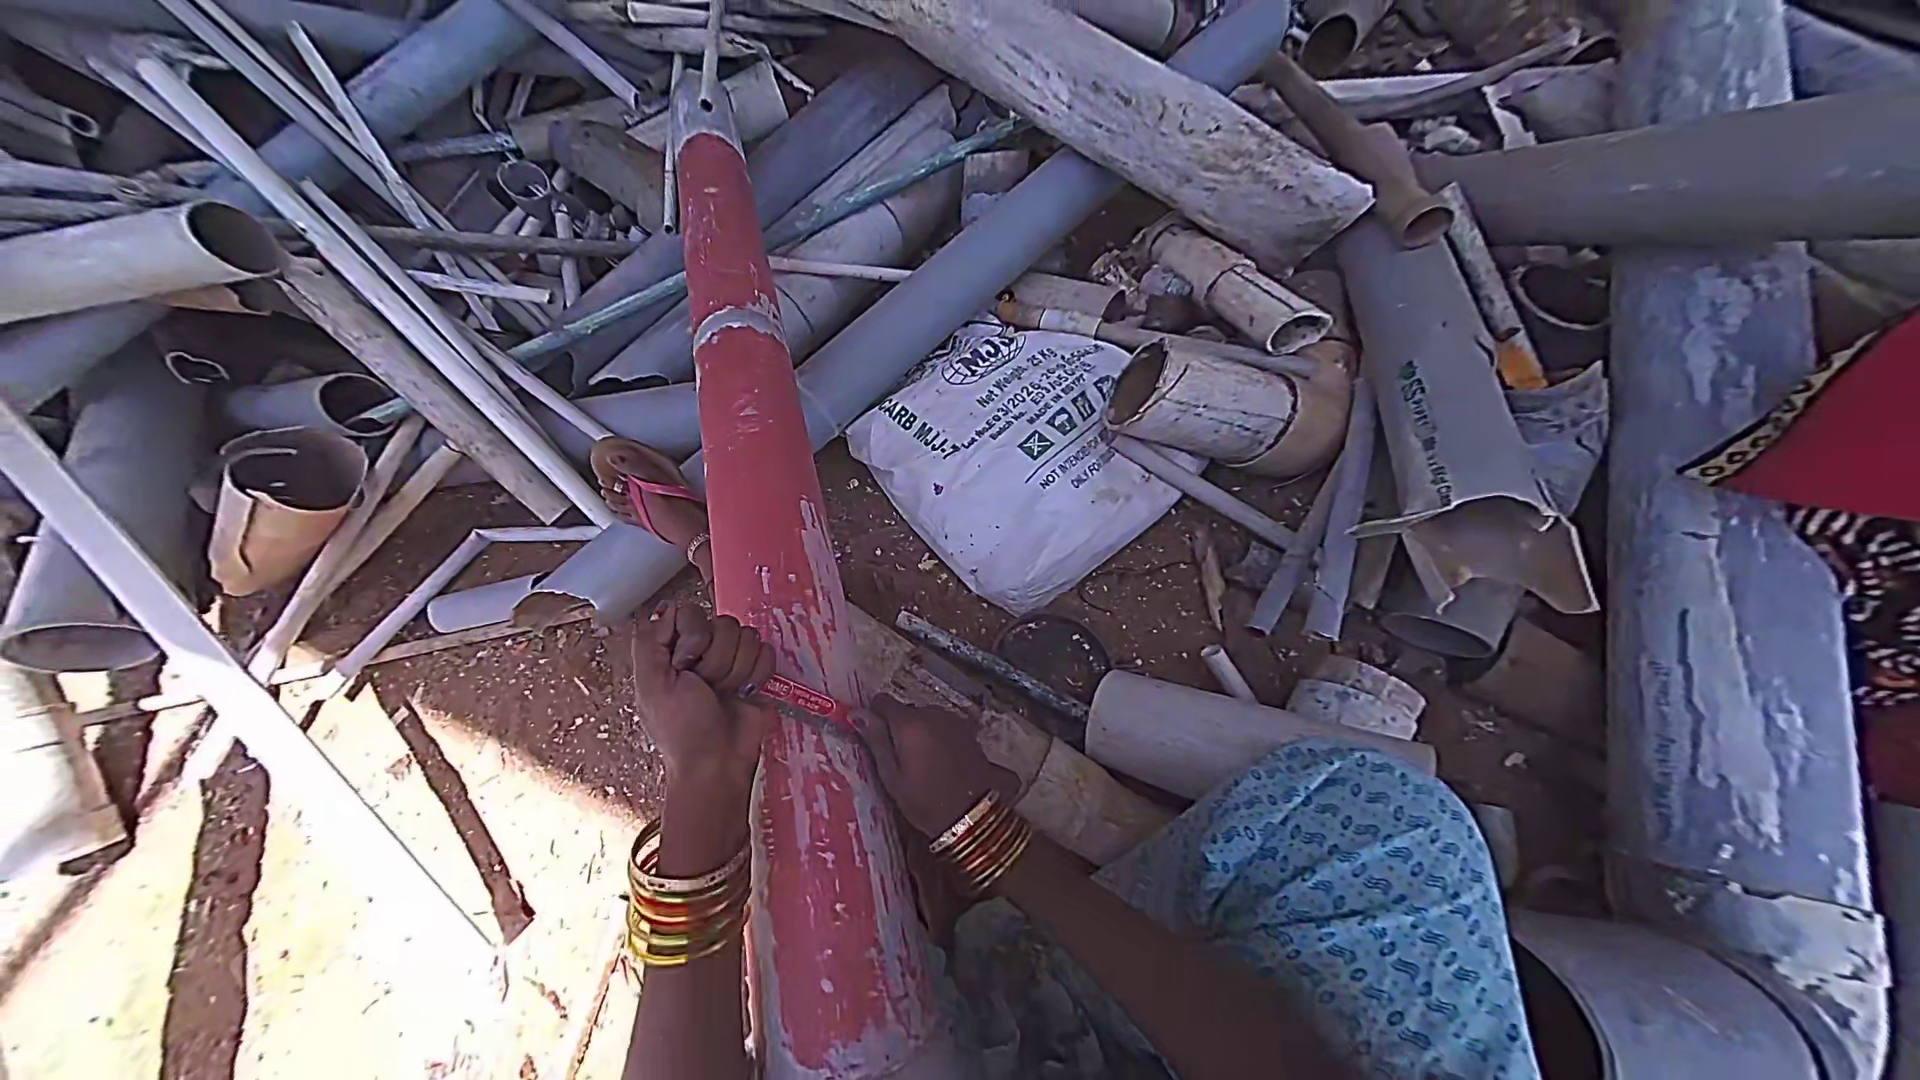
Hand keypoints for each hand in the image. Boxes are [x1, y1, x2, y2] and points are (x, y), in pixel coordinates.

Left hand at [632, 605, 776, 792]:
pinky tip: (745, 693)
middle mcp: (705, 649)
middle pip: (724, 624)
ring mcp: (733, 659)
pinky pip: (767, 652)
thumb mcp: (652, 686)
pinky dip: (757, 675)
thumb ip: (650, 643)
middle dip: (717, 660)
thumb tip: (666, 608)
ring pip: (748, 637)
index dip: (694, 637)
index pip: (692, 613)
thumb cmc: (682, 730)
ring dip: (737, 670)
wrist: (718, 762)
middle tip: (707, 686)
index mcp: (674, 650)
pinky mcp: (758, 671)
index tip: (686, 665)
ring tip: (726, 693)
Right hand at [861, 695, 1018, 838]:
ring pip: (925, 716)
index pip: (882, 701)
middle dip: (898, 727)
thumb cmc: (925, 800)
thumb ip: (876, 740)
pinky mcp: (967, 729)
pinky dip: (936, 735)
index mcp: (909, 723)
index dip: (875, 716)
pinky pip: (942, 724)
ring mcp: (952, 719)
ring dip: (919, 731)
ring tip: (921, 762)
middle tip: (899, 759)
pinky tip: (939, 760)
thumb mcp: (892, 776)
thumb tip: (857, 713)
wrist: (972, 814)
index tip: (875, 737)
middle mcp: (932, 712)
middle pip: (905, 709)